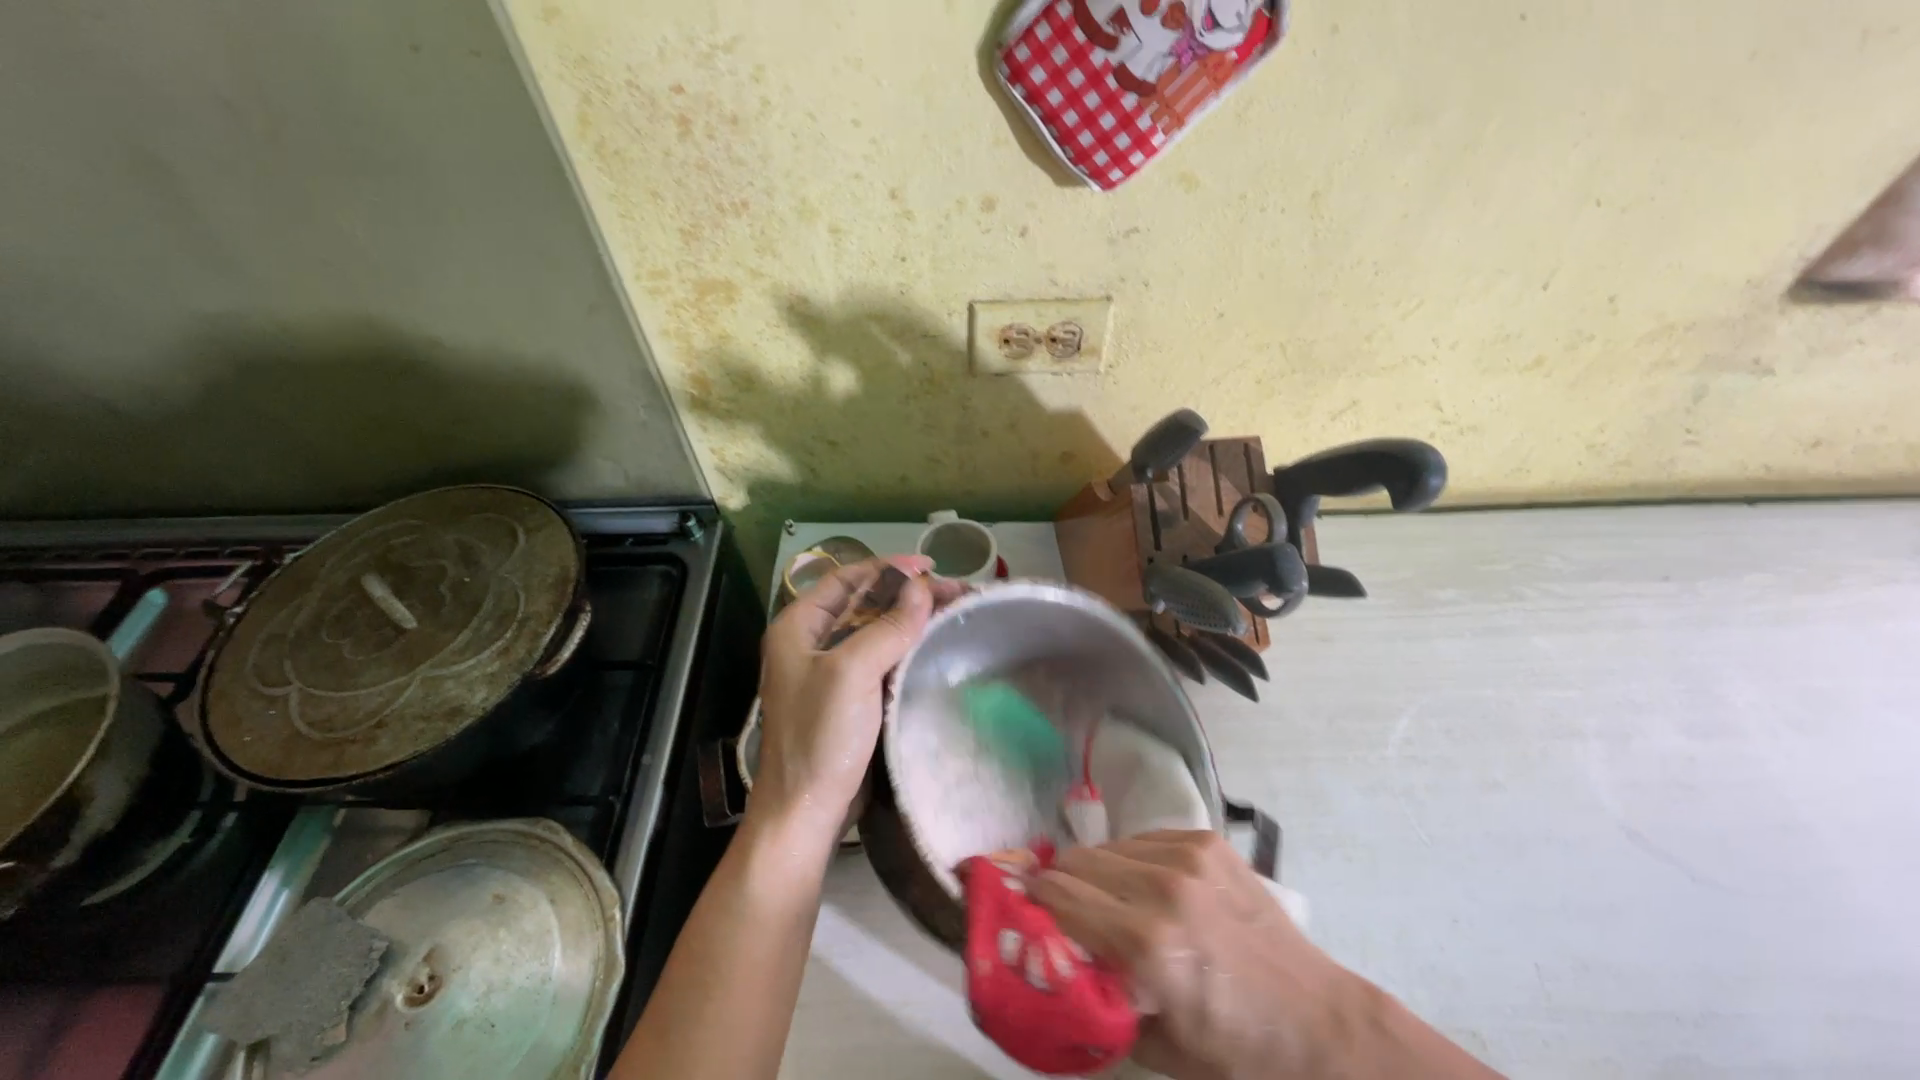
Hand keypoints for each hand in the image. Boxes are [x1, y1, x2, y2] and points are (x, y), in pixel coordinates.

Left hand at [752, 556, 965, 846]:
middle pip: (864, 604)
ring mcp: (830, 673)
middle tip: (955, 593)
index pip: (846, 579)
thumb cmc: (819, 734)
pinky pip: (881, 662)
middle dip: (907, 595)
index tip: (931, 567)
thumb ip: (887, 626)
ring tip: (954, 614)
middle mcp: (811, 643)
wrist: (806, 809)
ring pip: (876, 633)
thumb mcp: (852, 672)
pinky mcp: (849, 700)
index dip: (888, 568)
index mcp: (798, 626)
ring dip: (912, 621)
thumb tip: (922, 588)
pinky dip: (907, 650)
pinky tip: (936, 648)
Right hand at [1028, 831, 1353, 1079]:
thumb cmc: (1230, 1049)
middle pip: (1074, 862)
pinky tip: (1149, 889)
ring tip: (1112, 904)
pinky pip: (1143, 838)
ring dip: (1096, 872)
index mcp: (1144, 944)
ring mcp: (1189, 858)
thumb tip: (1044, 962)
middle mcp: (1162, 889)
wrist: (1313, 1020)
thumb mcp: (1149, 1045)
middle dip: (1061, 887)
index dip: (1034, 905)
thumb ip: (1092, 997)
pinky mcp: (1207, 843)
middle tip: (1067, 916)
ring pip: (1106, 847)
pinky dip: (1132, 860)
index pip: (1057, 897)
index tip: (1026, 915)